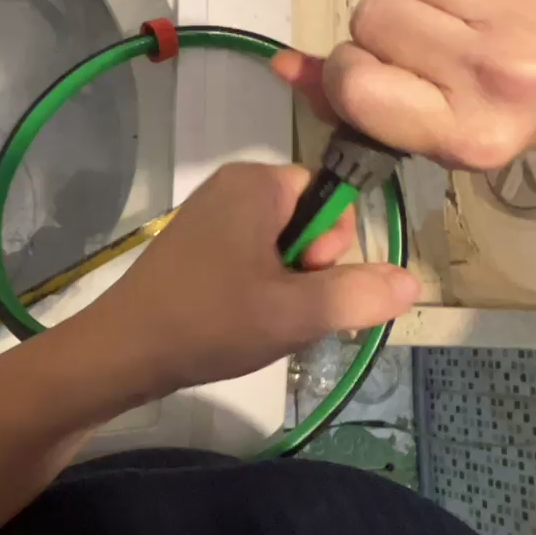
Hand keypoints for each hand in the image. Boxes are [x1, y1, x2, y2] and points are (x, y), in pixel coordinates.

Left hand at [76, 163, 417, 398]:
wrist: (123, 351)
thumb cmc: (210, 321)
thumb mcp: (295, 313)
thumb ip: (358, 294)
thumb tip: (412, 280)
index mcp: (256, 183)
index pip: (330, 195)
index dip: (332, 243)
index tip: (305, 280)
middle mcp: (232, 186)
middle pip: (307, 221)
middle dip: (308, 269)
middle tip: (279, 308)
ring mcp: (208, 215)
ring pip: (279, 246)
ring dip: (284, 286)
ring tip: (257, 319)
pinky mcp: (194, 244)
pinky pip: (249, 257)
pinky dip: (256, 288)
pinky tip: (238, 320)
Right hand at [273, 0, 535, 170]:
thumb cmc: (505, 105)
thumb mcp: (427, 127)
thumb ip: (346, 101)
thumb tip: (281, 64)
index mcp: (466, 133)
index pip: (354, 83)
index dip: (351, 68)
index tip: (380, 69)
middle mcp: (502, 73)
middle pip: (374, 14)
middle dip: (389, 23)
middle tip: (434, 38)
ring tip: (463, 3)